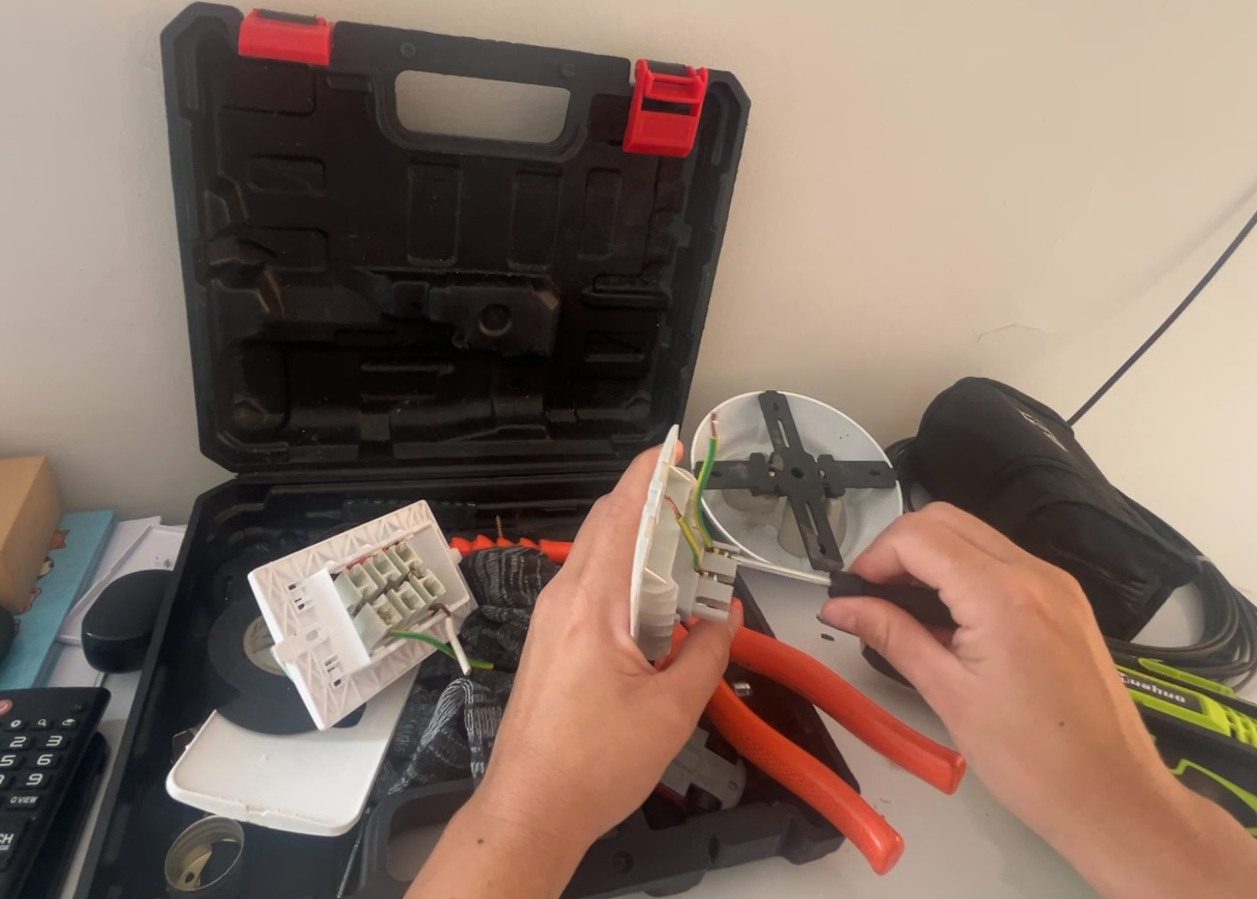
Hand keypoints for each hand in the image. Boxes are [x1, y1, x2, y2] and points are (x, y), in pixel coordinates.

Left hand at [409, 444, 737, 898]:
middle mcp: (565, 598)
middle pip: (604, 524)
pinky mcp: (549, 635)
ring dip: (632, 537)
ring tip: (675, 543)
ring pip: (593, 551)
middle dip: (643, 499)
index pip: (620, 517)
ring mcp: (551, 615)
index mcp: (594, 605)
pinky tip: (647, 596)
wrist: (530, 807)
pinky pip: (586, 582)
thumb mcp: (672, 711)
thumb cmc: (594, 764)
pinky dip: (619, 570)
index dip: (644, 474)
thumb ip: (707, 653)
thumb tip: (726, 617)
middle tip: (684, 493)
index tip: (668, 447)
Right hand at [820, 503, 1256, 898]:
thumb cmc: (1034, 760)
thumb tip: (840, 607)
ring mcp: (1054, 582)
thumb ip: (890, 635)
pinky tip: (946, 615)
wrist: (1118, 801)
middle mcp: (1033, 573)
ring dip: (927, 554)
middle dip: (897, 547)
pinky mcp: (1063, 598)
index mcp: (1002, 595)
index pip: (918, 536)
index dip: (875, 556)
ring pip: (970, 532)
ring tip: (904, 605)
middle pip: (942, 518)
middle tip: (873, 593)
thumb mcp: (947, 694)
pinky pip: (997, 557)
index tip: (854, 591)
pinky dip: (959, 568)